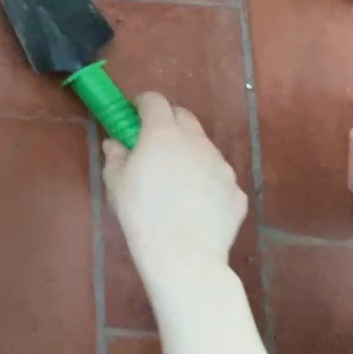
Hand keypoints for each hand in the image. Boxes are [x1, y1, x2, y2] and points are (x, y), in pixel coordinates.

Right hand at [103, 93, 246, 291]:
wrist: (183, 253)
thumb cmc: (140, 210)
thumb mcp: (115, 180)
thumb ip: (115, 155)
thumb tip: (117, 144)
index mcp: (163, 133)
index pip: (154, 100)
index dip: (141, 103)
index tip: (132, 116)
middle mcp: (196, 142)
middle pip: (184, 116)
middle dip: (167, 120)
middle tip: (151, 141)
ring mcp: (222, 167)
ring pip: (203, 146)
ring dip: (187, 150)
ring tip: (174, 177)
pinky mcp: (237, 192)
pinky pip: (217, 176)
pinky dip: (205, 179)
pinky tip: (193, 202)